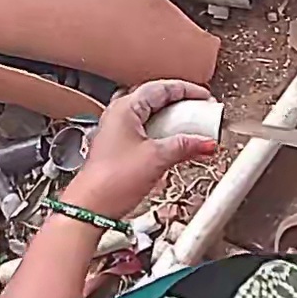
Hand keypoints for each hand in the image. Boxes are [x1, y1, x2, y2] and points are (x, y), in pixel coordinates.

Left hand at [60, 80, 216, 218]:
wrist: (90, 210)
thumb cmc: (112, 181)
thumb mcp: (157, 158)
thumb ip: (185, 146)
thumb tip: (206, 142)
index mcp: (126, 108)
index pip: (162, 88)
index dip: (187, 90)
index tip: (205, 98)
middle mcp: (119, 115)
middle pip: (156, 99)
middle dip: (182, 104)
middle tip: (201, 111)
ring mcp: (117, 131)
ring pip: (152, 116)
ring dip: (174, 121)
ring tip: (193, 128)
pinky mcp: (119, 148)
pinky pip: (147, 132)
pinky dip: (164, 134)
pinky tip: (176, 145)